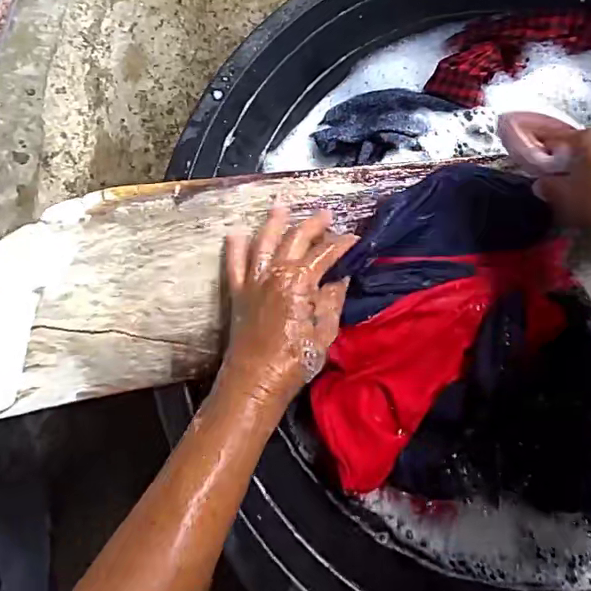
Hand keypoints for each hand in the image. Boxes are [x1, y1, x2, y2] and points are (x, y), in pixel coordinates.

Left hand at [221, 207, 356, 408]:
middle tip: (327, 215)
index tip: (355, 239)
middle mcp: (275, 273)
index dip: (342, 244)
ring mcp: (254, 281)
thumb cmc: (295, 360)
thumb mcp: (325, 331)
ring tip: (281, 206)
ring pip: (263, 242)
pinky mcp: (238, 293)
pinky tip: (235, 233)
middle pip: (296, 239)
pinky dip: (234, 247)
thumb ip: (332, 300)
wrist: (253, 383)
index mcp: (300, 280)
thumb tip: (340, 277)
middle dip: (314, 224)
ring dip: (274, 222)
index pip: (326, 253)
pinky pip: (234, 264)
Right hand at [498, 112, 590, 229]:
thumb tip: (540, 184)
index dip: (539, 145)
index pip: (553, 136)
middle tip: (556, 173)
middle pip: (576, 142)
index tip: (530, 153)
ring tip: (581, 182)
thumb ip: (551, 189)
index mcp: (586, 138)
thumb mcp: (572, 199)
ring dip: (586, 162)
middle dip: (564, 155)